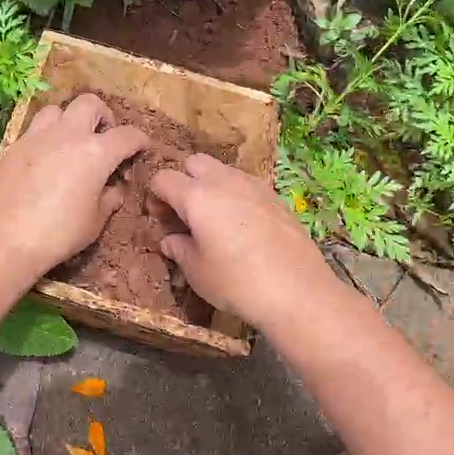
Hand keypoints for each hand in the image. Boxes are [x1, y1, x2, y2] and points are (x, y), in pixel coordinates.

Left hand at [0, 94, 147, 274]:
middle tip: (103, 136)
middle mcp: (68, 135)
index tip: (142, 147)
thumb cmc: (58, 233)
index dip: (139, 139)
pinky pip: (34, 130)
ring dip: (69, 121)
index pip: (126, 135)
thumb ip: (109, 199)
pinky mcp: (14, 146)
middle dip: (102, 115)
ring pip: (57, 110)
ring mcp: (37, 136)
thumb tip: (114, 188)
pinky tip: (44, 160)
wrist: (4, 237)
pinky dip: (45, 138)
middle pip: (90, 103)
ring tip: (70, 142)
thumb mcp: (94, 222)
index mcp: (96, 152)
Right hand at [149, 154, 340, 329]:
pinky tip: (241, 226)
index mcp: (197, 196)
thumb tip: (170, 239)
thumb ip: (179, 249)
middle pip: (194, 163)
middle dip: (184, 182)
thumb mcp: (197, 272)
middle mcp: (224, 181)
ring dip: (210, 186)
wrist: (298, 291)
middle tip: (185, 214)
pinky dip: (235, 195)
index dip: (155, 196)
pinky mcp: (275, 197)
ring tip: (213, 220)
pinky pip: (246, 184)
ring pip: (222, 171)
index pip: (163, 179)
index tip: (160, 219)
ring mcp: (253, 185)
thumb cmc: (238, 283)